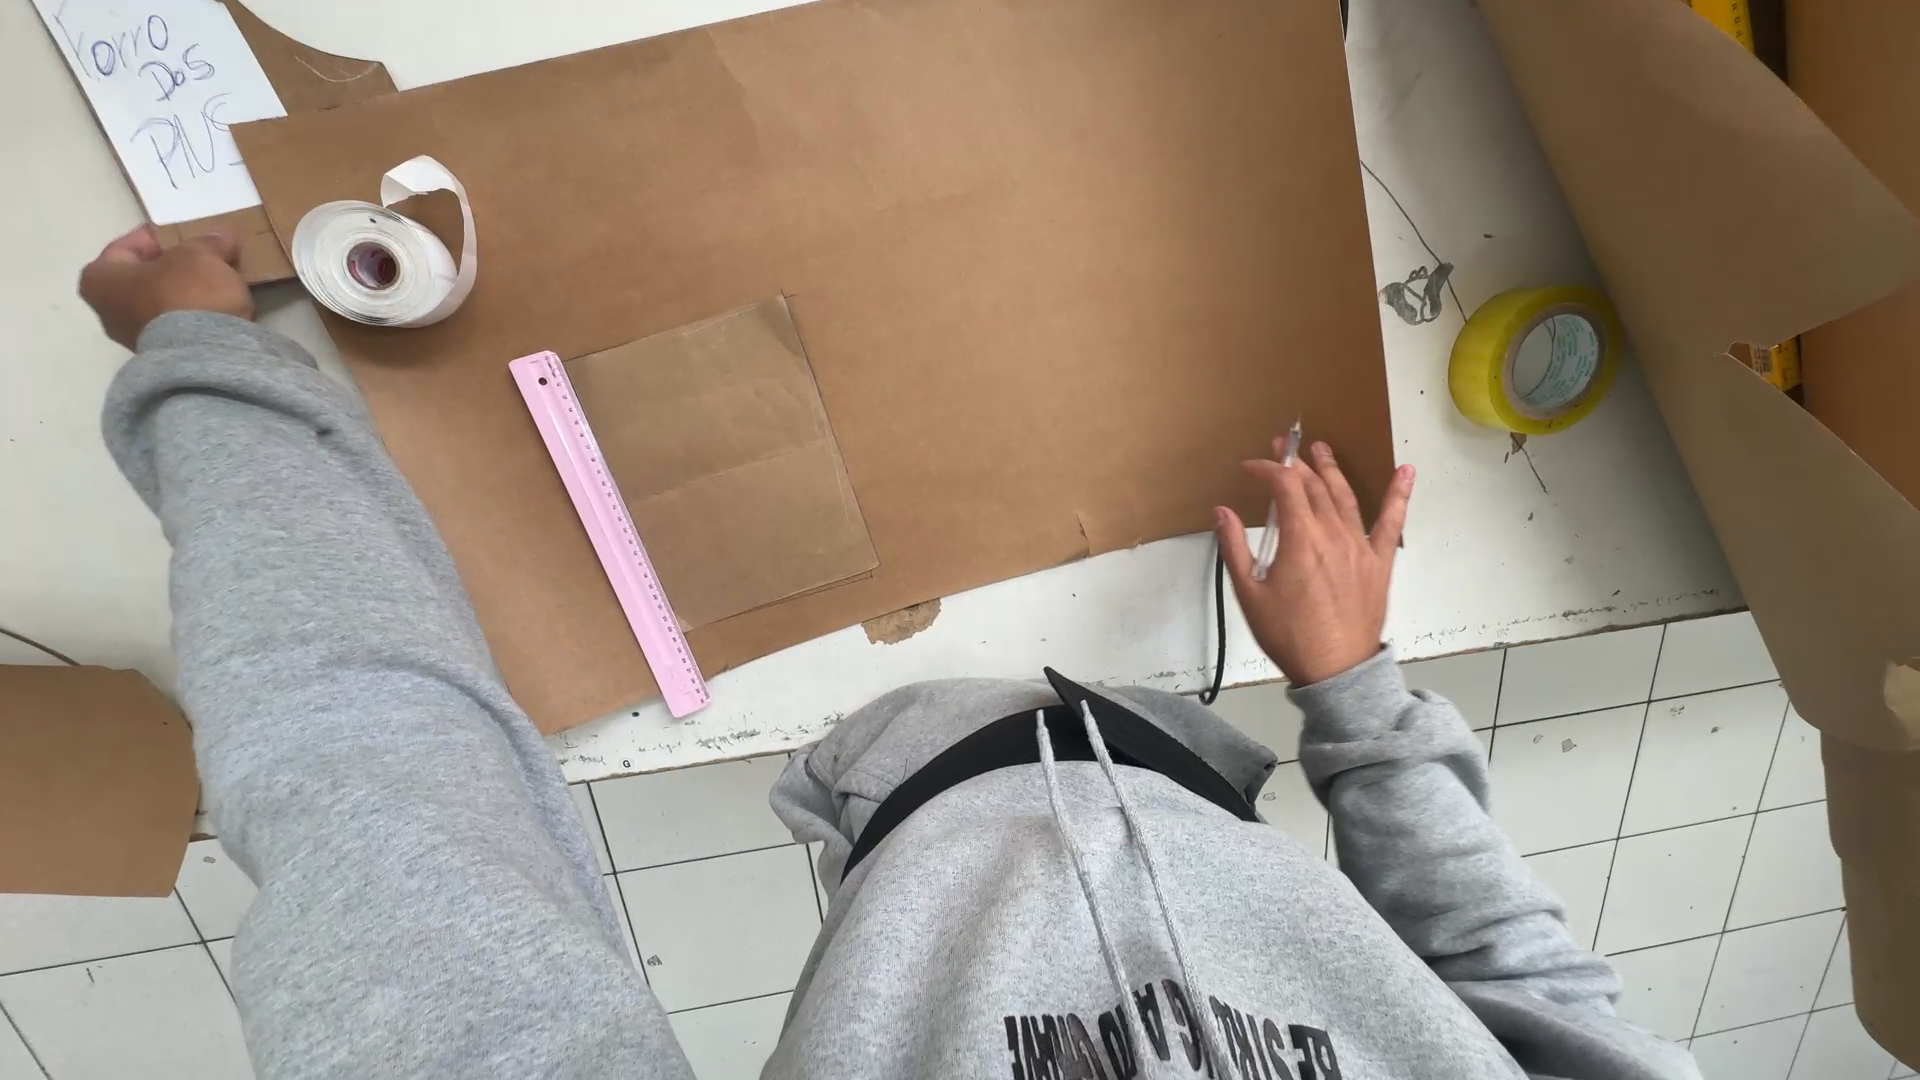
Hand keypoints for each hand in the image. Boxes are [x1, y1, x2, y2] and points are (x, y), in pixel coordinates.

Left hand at [78, 225, 253, 349]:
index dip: (160, 237)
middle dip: (172, 269)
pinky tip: (217, 312)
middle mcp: (106, 307)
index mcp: (99, 276)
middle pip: (143, 278)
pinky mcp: (165, 355)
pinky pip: (179, 326)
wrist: (207, 352)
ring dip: (184, 294)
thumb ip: (208, 243)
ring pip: (160, 304)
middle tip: (203, 262)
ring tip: (216, 289)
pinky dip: (194, 316)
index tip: (186, 234)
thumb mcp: (201, 257)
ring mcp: (134, 336)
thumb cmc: (189, 294)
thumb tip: (221, 235)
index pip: (128, 247)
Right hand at [1214, 439, 1414, 685]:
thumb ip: (1234, 548)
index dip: (1266, 469)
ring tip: (1321, 449)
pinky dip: (1400, 495)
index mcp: (1300, 540)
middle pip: (1314, 486)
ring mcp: (1360, 546)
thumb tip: (1222, 512)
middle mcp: (1333, 535)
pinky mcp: (1379, 562)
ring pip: (1345, 496)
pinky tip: (1406, 472)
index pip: (1284, 487)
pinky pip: (1392, 522)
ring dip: (1331, 469)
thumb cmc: (1288, 634)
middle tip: (1280, 447)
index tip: (1249, 467)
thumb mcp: (1248, 593)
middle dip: (1294, 463)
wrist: (1335, 669)